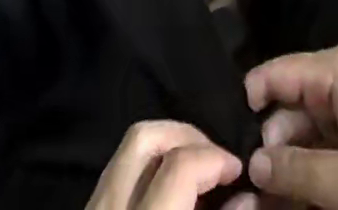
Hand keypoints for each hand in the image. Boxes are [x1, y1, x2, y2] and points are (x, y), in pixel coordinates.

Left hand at [86, 120, 244, 209]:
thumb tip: (245, 198)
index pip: (177, 167)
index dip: (214, 160)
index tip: (237, 170)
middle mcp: (109, 207)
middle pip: (142, 138)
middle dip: (185, 135)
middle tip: (214, 157)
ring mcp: (91, 207)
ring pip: (126, 150)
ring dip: (166, 148)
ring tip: (195, 171)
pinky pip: (116, 173)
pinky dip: (147, 169)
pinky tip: (168, 191)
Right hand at [240, 46, 337, 209]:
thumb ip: (296, 173)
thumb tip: (252, 165)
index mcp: (337, 74)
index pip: (271, 77)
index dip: (248, 112)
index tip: (227, 156)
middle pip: (288, 112)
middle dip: (269, 156)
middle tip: (249, 203)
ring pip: (310, 139)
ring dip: (292, 176)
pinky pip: (335, 155)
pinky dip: (319, 180)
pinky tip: (306, 207)